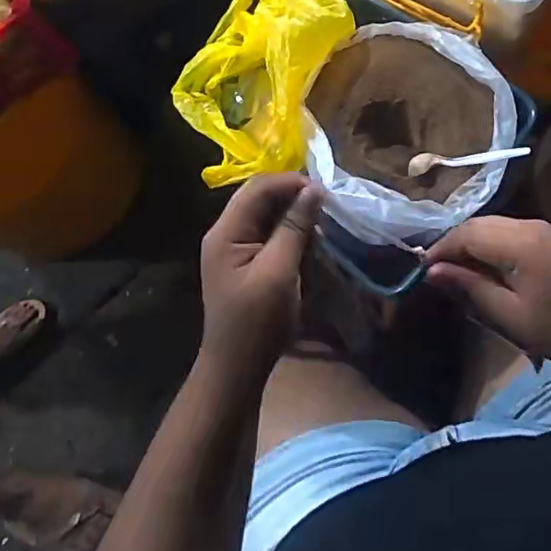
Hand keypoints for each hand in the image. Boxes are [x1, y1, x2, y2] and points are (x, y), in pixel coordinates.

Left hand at [197, 174, 321, 382]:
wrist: (237, 368)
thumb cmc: (256, 322)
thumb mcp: (279, 272)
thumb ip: (294, 227)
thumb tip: (314, 189)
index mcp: (225, 232)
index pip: (258, 188)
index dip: (291, 183)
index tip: (324, 192)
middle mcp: (226, 232)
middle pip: (260, 197)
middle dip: (293, 195)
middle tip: (325, 205)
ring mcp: (234, 246)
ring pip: (267, 212)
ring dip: (294, 213)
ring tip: (320, 222)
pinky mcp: (246, 260)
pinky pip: (269, 231)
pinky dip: (290, 230)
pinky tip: (308, 240)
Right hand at [424, 217, 550, 375]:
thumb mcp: (511, 317)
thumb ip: (470, 289)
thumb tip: (432, 272)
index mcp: (520, 242)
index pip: (466, 234)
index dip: (440, 250)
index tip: (421, 272)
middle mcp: (527, 225)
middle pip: (477, 224)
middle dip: (451, 244)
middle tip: (433, 274)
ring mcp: (538, 228)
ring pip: (489, 225)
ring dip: (468, 243)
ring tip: (453, 273)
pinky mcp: (544, 236)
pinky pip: (504, 231)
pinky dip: (485, 245)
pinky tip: (480, 269)